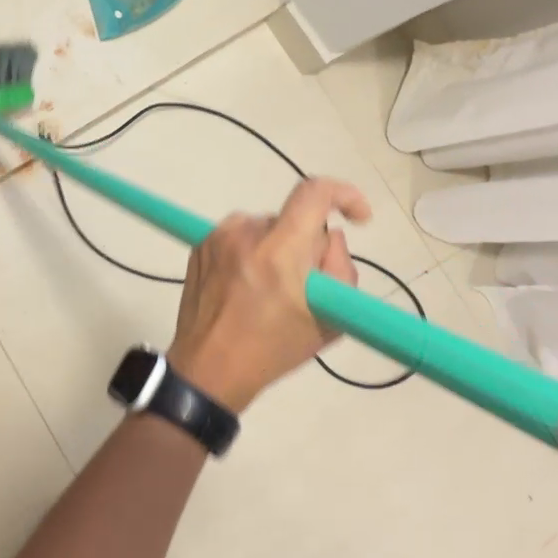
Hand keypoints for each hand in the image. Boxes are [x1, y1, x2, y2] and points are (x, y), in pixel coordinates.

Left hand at [168, 178, 370, 412]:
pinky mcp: (198, 245)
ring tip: (272, 289)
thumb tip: (329, 236)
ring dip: (277, 247)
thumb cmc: (273, 347)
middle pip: (290, 219)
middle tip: (305, 283)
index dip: (344, 195)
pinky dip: (251, 253)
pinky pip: (238, 237)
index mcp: (279, 249)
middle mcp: (243, 233)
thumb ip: (341, 269)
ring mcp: (216, 237)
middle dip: (306, 244)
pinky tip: (247, 285)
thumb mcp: (328, 318)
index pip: (313, 193)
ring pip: (264, 228)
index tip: (359, 216)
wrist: (210, 364)